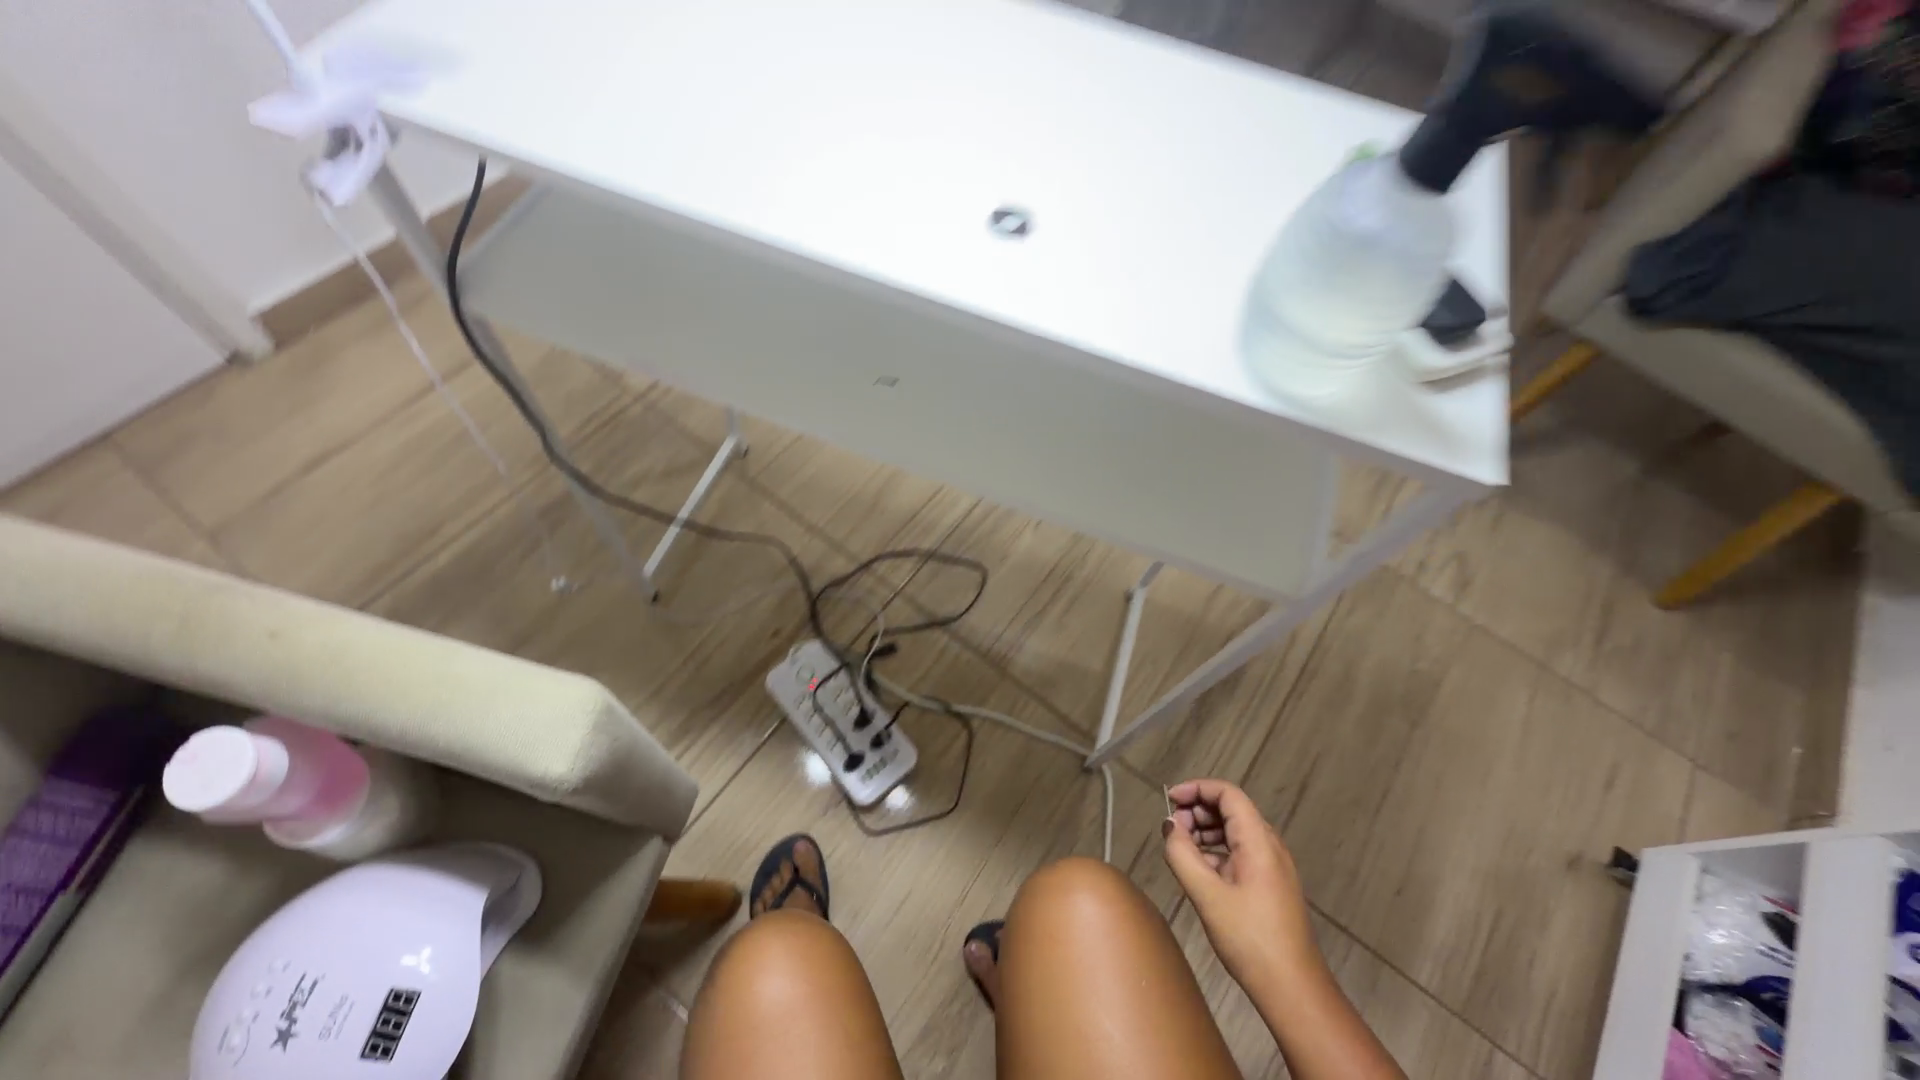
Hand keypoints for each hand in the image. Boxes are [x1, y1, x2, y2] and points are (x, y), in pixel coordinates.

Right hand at [1162, 778, 1320, 993]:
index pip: (1228, 794)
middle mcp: (1269, 846)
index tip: (1169, 799)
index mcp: (1258, 841)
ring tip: (1180, 849)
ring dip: (1205, 831)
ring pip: (1235, 832)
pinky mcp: (1269, 884)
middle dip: (1198, 810)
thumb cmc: (1250, 938)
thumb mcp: (1207, 895)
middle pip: (1232, 809)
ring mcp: (1272, 866)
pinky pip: (1239, 853)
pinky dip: (1216, 851)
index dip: (1197, 789)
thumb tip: (1169, 826)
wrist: (1291, 986)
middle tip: (1171, 829)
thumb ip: (1182, 855)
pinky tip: (1198, 870)